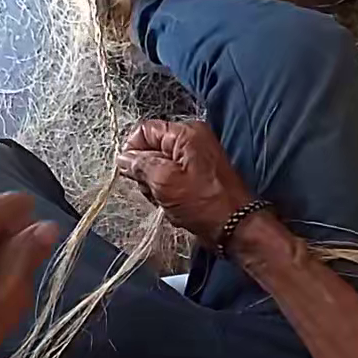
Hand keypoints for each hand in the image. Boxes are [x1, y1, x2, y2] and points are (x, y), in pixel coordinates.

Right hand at [114, 119, 254, 244]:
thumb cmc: (203, 203)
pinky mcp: (195, 175)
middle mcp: (191, 140)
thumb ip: (140, 164)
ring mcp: (194, 158)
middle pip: (149, 149)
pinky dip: (164, 192)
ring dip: (154, 186)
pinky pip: (168, 178)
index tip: (132, 173)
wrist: (234, 227)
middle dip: (145, 172)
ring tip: (165, 199)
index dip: (132, 151)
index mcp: (185, 133)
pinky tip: (172, 203)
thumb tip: (123, 158)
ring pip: (156, 167)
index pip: (143, 131)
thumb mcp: (164, 180)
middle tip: (155, 189)